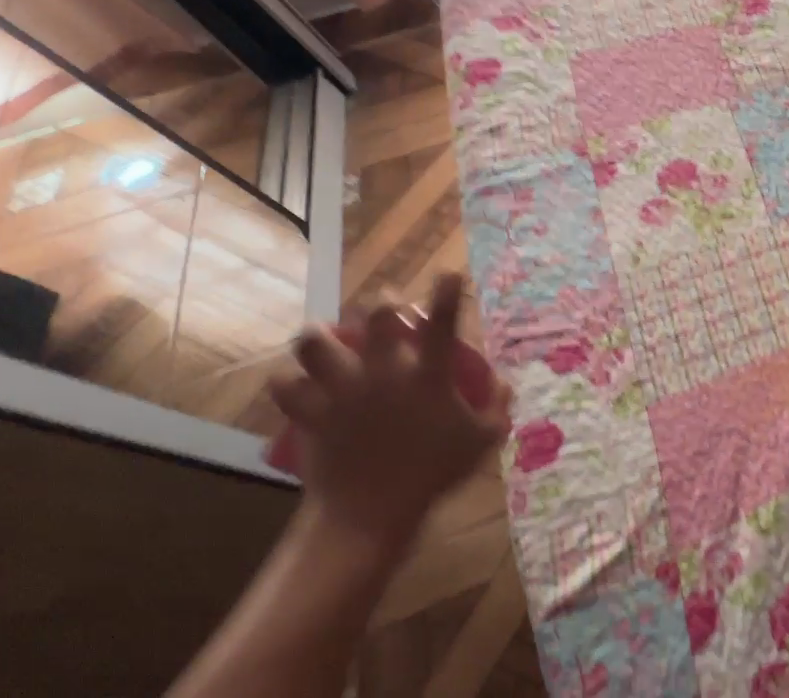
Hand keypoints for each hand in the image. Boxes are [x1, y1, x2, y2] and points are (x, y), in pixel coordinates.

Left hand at [268, 274, 511, 548]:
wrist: (369, 515)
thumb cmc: (434, 474)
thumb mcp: (484, 440)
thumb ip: (498, 406)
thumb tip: (505, 381)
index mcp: (429, 378)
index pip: (443, 324)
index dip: (448, 293)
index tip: (448, 273)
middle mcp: (385, 375)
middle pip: (378, 316)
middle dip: (383, 302)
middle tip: (387, 308)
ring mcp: (343, 392)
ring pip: (315, 341)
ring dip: (320, 335)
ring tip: (326, 338)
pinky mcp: (309, 414)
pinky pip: (283, 385)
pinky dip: (288, 382)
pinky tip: (295, 383)